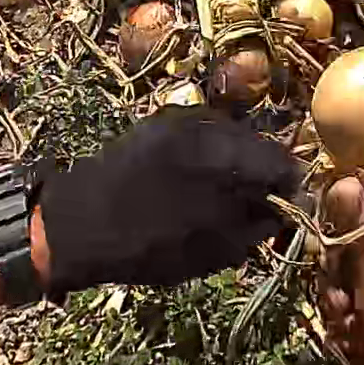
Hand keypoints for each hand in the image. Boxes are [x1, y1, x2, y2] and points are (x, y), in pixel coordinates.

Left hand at [37, 107, 298, 295]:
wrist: (73, 224)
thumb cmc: (145, 244)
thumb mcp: (211, 246)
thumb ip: (256, 224)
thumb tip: (284, 209)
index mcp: (222, 152)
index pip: (279, 160)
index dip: (289, 186)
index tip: (287, 208)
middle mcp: (205, 122)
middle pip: (256, 143)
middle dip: (264, 173)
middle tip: (260, 206)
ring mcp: (179, 117)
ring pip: (230, 137)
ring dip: (239, 165)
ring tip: (230, 197)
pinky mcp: (160, 122)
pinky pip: (203, 135)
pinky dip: (213, 157)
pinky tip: (202, 183)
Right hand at [318, 174, 363, 364]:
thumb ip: (358, 223)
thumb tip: (342, 177)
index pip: (353, 194)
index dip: (331, 209)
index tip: (325, 232)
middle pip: (334, 237)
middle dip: (330, 269)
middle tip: (341, 291)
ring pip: (332, 272)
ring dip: (334, 300)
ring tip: (350, 321)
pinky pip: (338, 300)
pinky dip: (341, 319)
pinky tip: (352, 336)